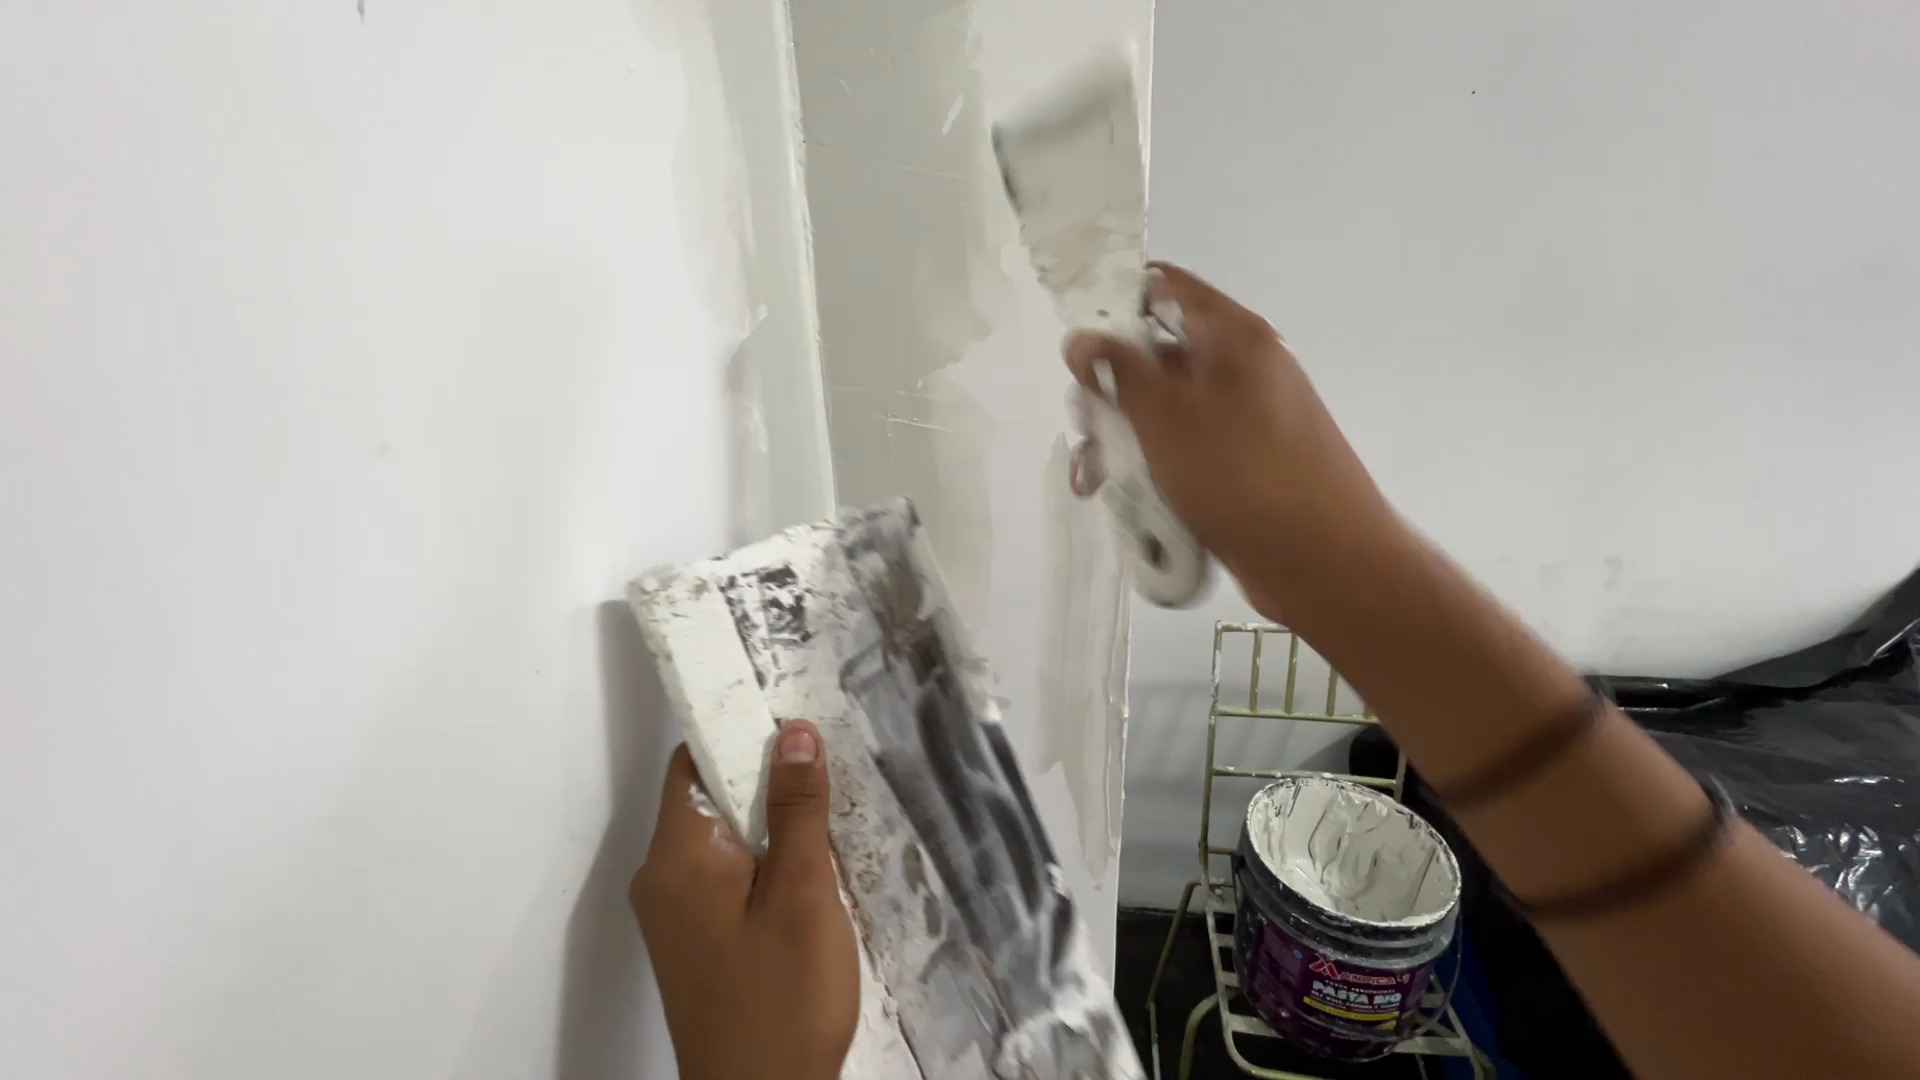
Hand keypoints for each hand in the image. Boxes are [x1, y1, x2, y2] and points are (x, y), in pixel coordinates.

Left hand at [630, 721, 857, 1079]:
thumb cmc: (783, 996)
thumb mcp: (801, 892)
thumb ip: (797, 808)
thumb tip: (793, 731)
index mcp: (676, 857)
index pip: (692, 761)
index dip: (738, 730)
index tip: (792, 717)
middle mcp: (662, 877)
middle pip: (709, 796)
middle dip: (765, 775)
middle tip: (825, 764)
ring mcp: (676, 912)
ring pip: (723, 835)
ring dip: (770, 818)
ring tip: (826, 807)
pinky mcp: (696, 937)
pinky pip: (726, 871)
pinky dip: (763, 855)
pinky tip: (807, 863)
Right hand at [1064, 263, 1393, 617]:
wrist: (1321, 562)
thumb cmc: (1241, 476)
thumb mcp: (1167, 418)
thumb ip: (1119, 371)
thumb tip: (1081, 337)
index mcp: (1233, 337)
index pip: (1164, 288)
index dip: (1114, 303)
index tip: (1075, 344)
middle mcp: (1242, 369)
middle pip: (1158, 356)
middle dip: (1109, 390)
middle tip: (1081, 427)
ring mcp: (1245, 418)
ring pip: (1165, 410)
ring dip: (1122, 438)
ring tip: (1091, 479)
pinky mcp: (1243, 463)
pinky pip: (1185, 448)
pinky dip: (1151, 465)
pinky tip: (1122, 497)